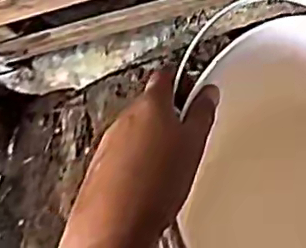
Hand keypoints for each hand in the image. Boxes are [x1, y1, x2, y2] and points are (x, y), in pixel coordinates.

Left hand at [60, 70, 218, 247]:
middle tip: (185, 133)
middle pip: (150, 104)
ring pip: (134, 131)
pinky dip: (132, 165)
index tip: (194, 88)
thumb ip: (202, 112)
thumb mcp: (193, 144)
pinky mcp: (97, 170)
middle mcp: (126, 116)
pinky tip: (145, 186)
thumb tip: (208, 94)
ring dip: (149, 141)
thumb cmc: (152, 187)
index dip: (182, 79)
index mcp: (152, 102)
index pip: (167, 75)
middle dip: (167, 115)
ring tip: (167, 166)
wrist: (112, 231)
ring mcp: (108, 143)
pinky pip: (119, 157)